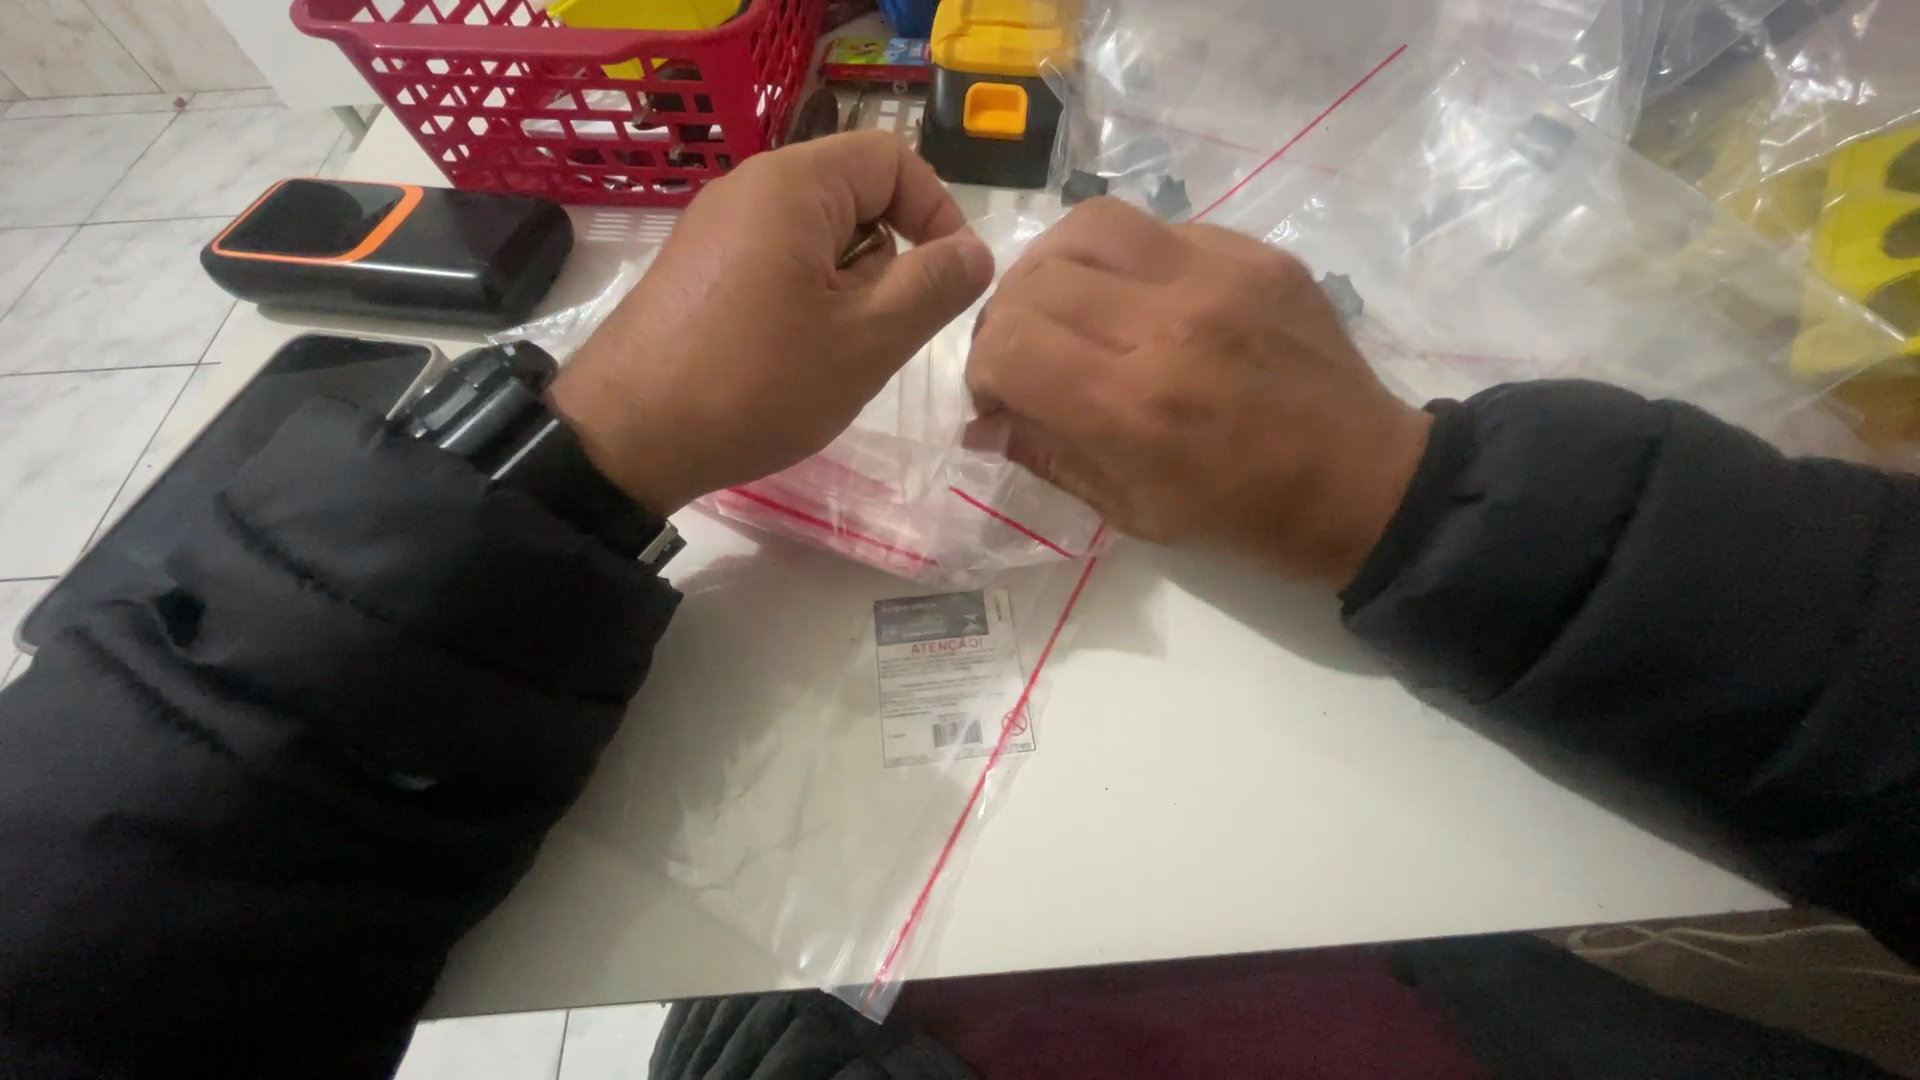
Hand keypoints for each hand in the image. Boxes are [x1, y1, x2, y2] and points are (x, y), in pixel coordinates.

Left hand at [550, 130, 993, 514]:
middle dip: (888, 264)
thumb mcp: (866, 342)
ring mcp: (718, 232)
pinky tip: (791, 362)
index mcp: (794, 186)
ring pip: (819, 243)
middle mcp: (750, 190)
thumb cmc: (759, 385)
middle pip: (855, 200)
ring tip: (831, 358)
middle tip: (878, 337)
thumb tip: (976, 251)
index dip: (938, 214)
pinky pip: (779, 269)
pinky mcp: (701, 274)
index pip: (893, 159)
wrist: (628, 439)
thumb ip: (933, 288)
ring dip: (848, 295)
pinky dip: (807, 306)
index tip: (949, 284)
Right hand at [965, 197, 1429, 583]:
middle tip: (1024, 356)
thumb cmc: (1239, 514)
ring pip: (1087, 226)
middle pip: (1036, 281)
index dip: (981, 369)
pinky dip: (1115, 259)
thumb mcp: (1130, 510)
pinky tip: (1128, 298)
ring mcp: (1218, 275)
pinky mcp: (1254, 252)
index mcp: (1135, 407)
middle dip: (1006, 322)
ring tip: (1061, 309)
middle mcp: (1169, 325)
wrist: (1360, 479)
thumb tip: (981, 422)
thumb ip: (1046, 456)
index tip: (998, 395)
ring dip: (1051, 269)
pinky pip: (1152, 227)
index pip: (1009, 345)